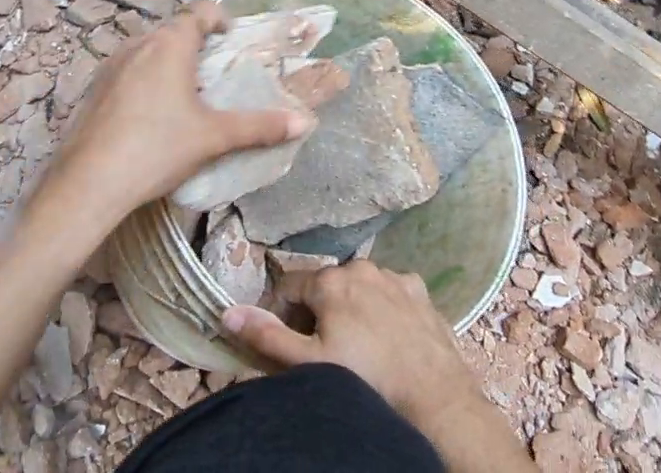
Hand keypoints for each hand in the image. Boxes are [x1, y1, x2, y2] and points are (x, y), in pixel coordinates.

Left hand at [41, 1, 312, 221]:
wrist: (88, 183)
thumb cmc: (157, 149)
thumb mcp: (214, 138)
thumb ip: (259, 127)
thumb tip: (303, 122)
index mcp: (170, 44)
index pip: (201, 11)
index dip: (220, 20)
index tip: (232, 40)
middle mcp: (139, 43)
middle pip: (174, 30)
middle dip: (196, 45)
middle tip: (215, 75)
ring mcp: (110, 65)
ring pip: (148, 50)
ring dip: (168, 62)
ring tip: (185, 96)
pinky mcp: (93, 88)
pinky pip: (128, 71)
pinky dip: (145, 80)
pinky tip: (151, 116)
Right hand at [222, 261, 485, 429]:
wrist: (433, 393)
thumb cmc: (365, 377)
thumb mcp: (308, 362)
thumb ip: (267, 335)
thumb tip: (227, 311)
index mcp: (329, 280)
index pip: (289, 286)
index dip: (284, 314)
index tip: (292, 341)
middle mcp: (360, 266)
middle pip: (325, 286)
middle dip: (318, 311)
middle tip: (325, 349)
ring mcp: (393, 275)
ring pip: (359, 287)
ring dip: (351, 306)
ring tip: (359, 345)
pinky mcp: (418, 288)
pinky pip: (390, 292)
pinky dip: (383, 306)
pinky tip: (388, 336)